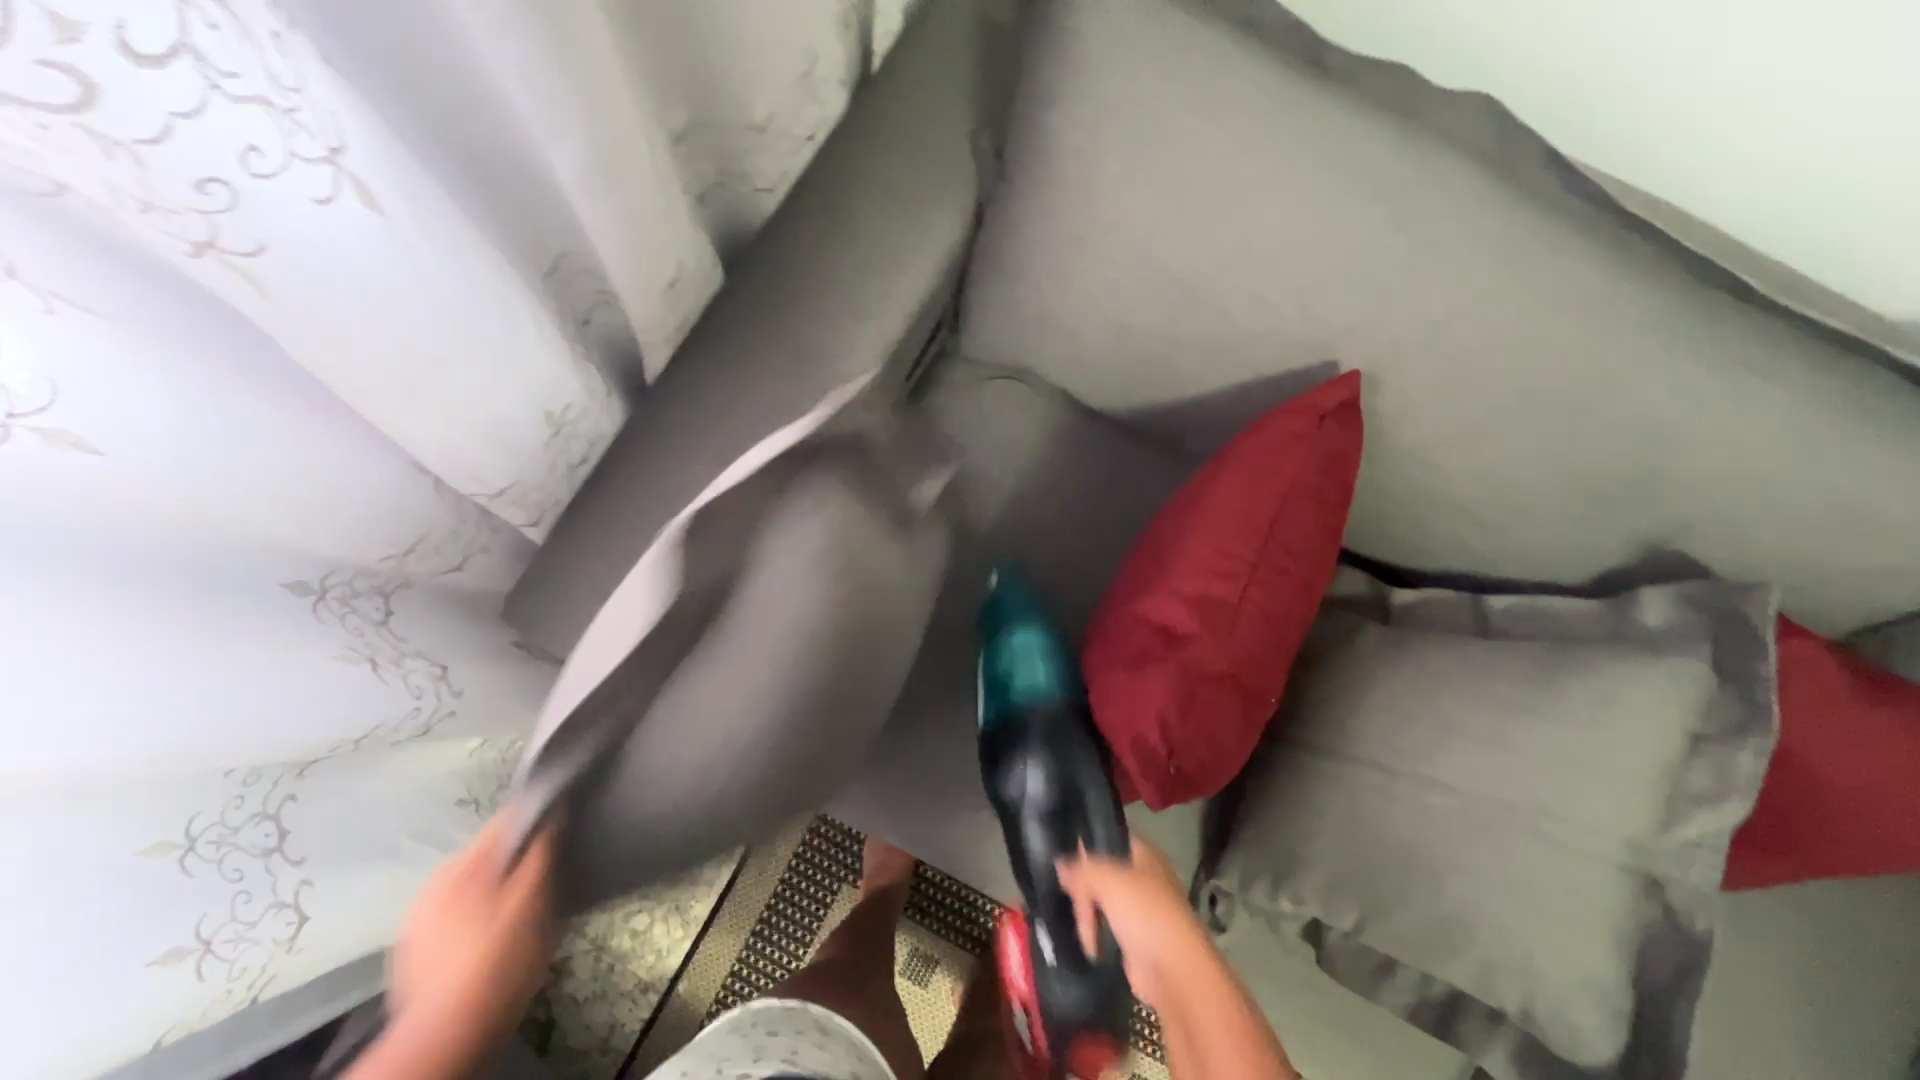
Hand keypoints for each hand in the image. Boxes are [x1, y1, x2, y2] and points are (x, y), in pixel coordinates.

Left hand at [385, 811, 557, 1073]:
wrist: (445, 1033)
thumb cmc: (500, 965)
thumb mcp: (534, 905)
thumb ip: (540, 856)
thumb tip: (550, 814)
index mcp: (468, 863)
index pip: (508, 818)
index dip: (538, 820)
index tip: (561, 832)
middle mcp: (437, 877)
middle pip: (488, 850)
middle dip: (514, 860)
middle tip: (540, 885)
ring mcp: (418, 909)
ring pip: (469, 880)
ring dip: (491, 886)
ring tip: (512, 915)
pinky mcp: (410, 939)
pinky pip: (450, 908)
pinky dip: (469, 912)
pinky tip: (481, 939)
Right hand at [1055, 837, 1213, 1012]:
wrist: (1173, 970)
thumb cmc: (1145, 914)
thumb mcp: (1108, 880)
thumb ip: (1082, 869)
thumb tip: (1061, 865)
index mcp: (1145, 855)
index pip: (1110, 838)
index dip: (1087, 844)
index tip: (1064, 856)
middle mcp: (1143, 879)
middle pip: (1100, 873)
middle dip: (1084, 889)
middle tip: (1079, 905)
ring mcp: (1139, 911)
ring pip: (1099, 902)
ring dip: (1088, 916)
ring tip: (1087, 931)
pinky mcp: (1133, 940)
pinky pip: (1103, 929)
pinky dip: (1095, 936)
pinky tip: (1090, 942)